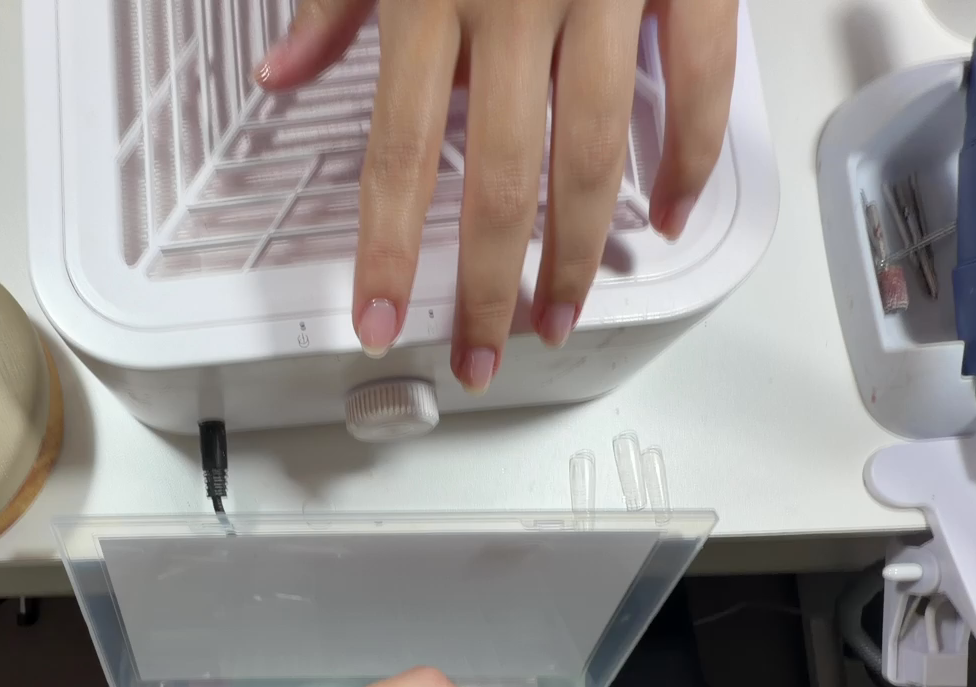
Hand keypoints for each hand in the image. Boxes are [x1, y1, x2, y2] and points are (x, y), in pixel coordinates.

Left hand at [258, 0, 738, 391]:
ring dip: (577, 254)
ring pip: (594, 154)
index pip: (399, 159)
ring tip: (558, 320)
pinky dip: (685, 156)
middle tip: (482, 362)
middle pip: (502, 185)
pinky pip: (697, 77)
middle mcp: (516, 3)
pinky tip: (661, 218)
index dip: (389, 255)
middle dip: (489, 290)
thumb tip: (278, 77)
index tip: (379, 329)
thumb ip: (335, 4)